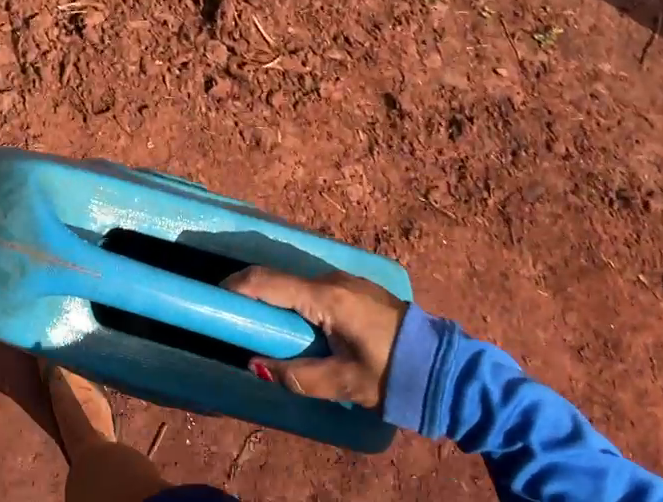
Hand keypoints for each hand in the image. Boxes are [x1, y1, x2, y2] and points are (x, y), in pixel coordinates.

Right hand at [222, 267, 405, 408]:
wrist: (450, 372)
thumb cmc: (394, 377)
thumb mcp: (345, 384)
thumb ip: (297, 376)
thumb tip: (254, 365)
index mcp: (325, 297)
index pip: (266, 282)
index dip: (235, 287)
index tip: (212, 296)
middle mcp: (332, 280)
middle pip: (278, 278)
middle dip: (251, 292)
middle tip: (232, 313)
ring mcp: (347, 281)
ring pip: (297, 283)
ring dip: (276, 298)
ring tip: (263, 323)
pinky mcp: (359, 290)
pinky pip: (315, 288)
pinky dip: (297, 300)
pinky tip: (298, 324)